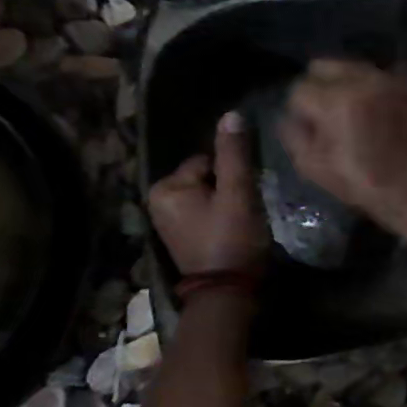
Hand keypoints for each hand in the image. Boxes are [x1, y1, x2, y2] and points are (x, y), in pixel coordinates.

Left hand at [147, 111, 266, 274]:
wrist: (227, 292)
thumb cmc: (232, 239)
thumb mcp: (238, 194)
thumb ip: (234, 155)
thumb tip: (231, 114)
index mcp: (165, 187)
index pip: (208, 161)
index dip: (233, 175)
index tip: (248, 194)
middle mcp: (158, 201)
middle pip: (206, 178)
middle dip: (228, 187)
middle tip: (248, 206)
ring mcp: (167, 222)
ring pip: (207, 196)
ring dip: (226, 202)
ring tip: (243, 218)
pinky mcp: (181, 237)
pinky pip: (204, 213)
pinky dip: (219, 217)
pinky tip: (234, 229)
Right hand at [279, 60, 406, 255]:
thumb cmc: (359, 181)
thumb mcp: (311, 165)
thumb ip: (292, 133)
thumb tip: (289, 115)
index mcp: (335, 101)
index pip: (299, 90)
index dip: (300, 111)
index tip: (309, 127)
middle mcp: (362, 82)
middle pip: (323, 66)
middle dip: (318, 87)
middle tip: (326, 112)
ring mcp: (387, 82)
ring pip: (351, 67)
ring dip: (344, 84)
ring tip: (350, 111)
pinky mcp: (406, 88)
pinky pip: (377, 76)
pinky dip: (369, 88)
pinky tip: (371, 109)